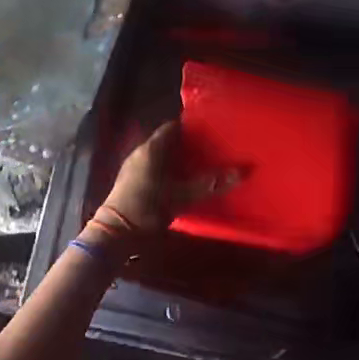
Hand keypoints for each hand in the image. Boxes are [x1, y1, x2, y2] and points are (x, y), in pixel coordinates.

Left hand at [89, 121, 239, 243]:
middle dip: (191, 144)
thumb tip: (243, 171)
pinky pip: (156, 170)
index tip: (214, 129)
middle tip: (216, 147)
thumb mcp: (182, 196)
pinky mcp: (133, 183)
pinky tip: (186, 181)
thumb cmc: (147, 208)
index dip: (193, 126)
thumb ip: (211, 183)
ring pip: (163, 157)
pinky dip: (171, 172)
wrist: (115, 234)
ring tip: (207, 163)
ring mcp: (135, 168)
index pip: (173, 127)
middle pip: (169, 142)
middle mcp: (141, 153)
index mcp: (151, 148)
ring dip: (181, 160)